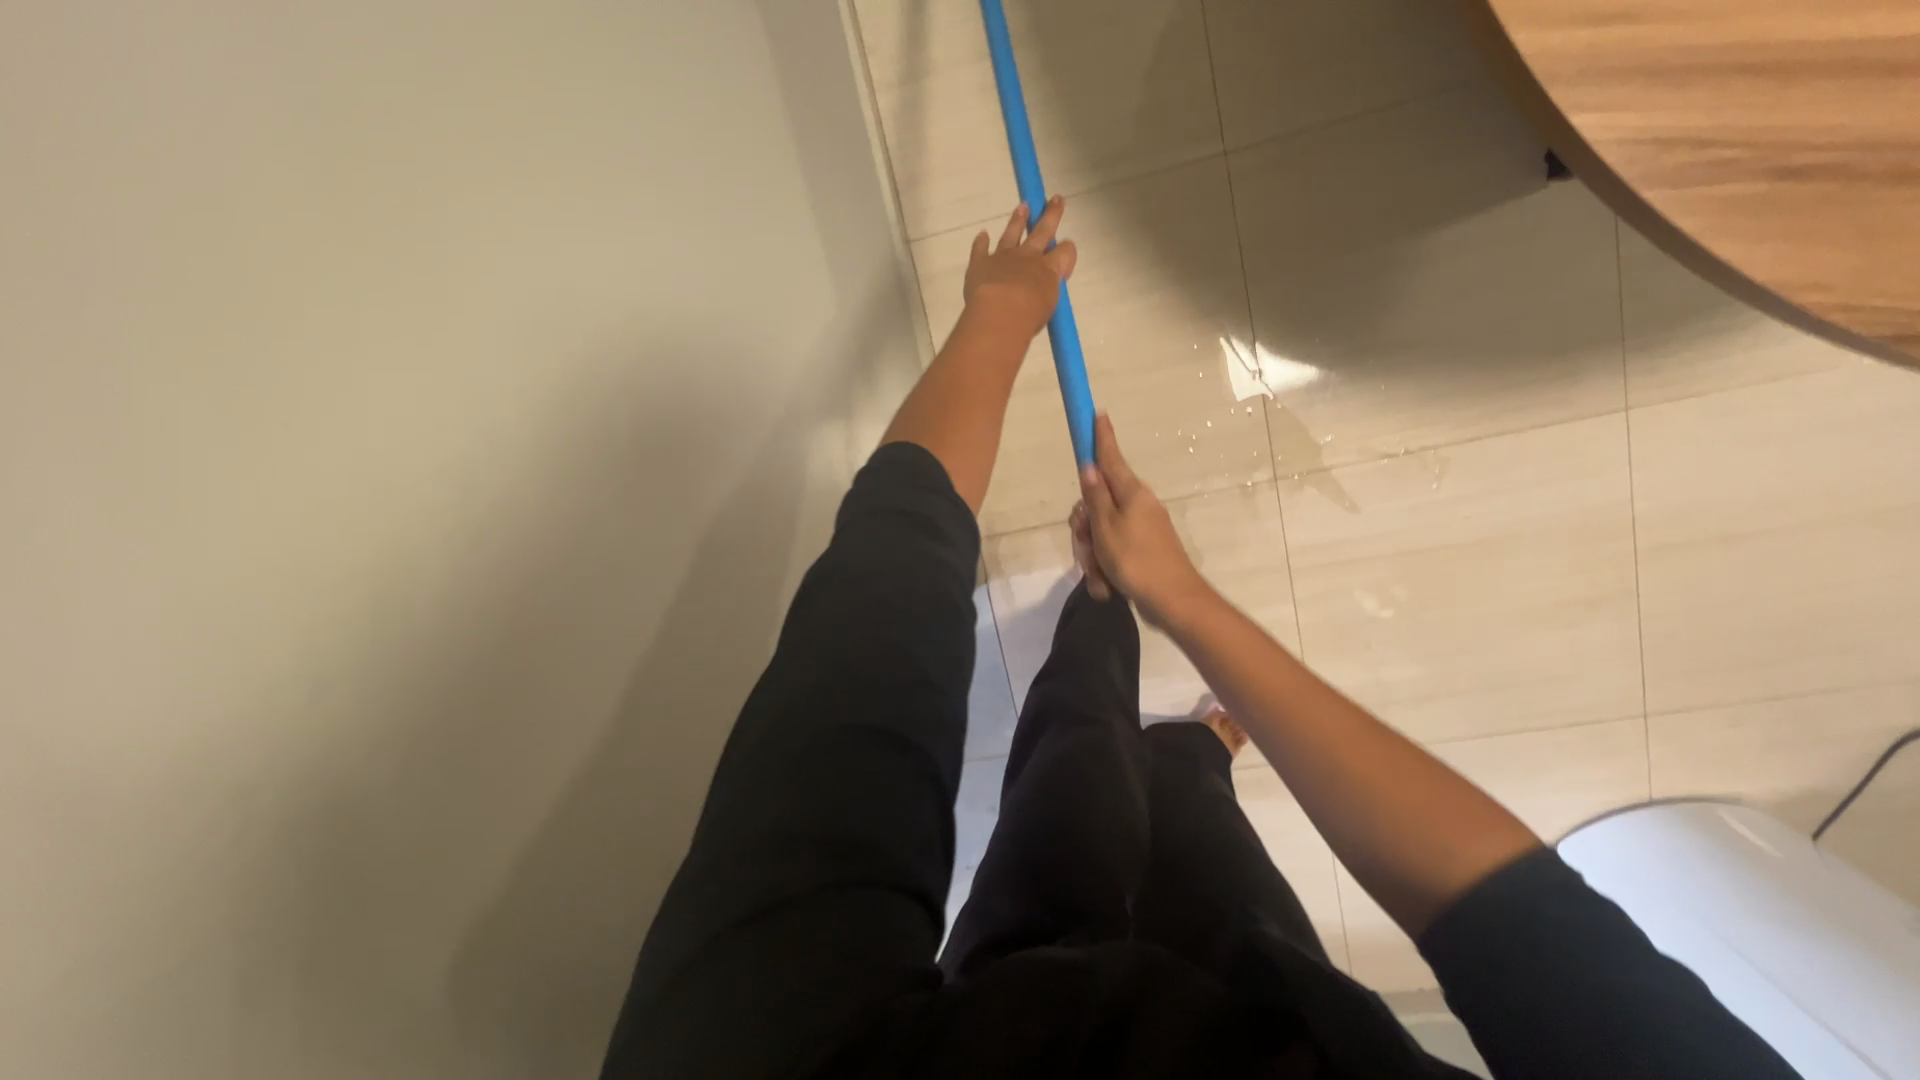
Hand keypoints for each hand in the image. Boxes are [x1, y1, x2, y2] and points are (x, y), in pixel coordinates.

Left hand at [961, 196, 1077, 340]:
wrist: (999, 314)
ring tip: (1022, 207)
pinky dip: (981, 241)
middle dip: (1051, 214)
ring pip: (1012, 233)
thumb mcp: (1048, 309)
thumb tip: (1040, 295)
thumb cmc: (1028, 318)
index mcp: (1049, 269)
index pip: (1065, 251)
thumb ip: (1045, 296)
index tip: (1064, 259)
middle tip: (1057, 199)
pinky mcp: (980, 262)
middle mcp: (1028, 257)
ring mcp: (1003, 256)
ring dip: (1018, 220)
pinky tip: (982, 234)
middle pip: (1043, 230)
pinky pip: (980, 248)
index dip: (1067, 252)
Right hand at [1076, 414, 1208, 627]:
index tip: (1097, 413)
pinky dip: (1105, 570)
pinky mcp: (1141, 552)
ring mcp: (1140, 530)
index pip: (1110, 457)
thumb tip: (1089, 466)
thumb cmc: (1137, 560)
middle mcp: (1136, 506)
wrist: (1173, 601)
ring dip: (1093, 555)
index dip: (1100, 437)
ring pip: (1101, 533)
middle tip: (1086, 542)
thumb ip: (1095, 498)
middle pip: (1097, 503)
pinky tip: (1107, 588)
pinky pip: (1112, 553)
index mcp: (1131, 493)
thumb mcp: (1106, 528)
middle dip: (1084, 527)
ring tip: (1100, 574)